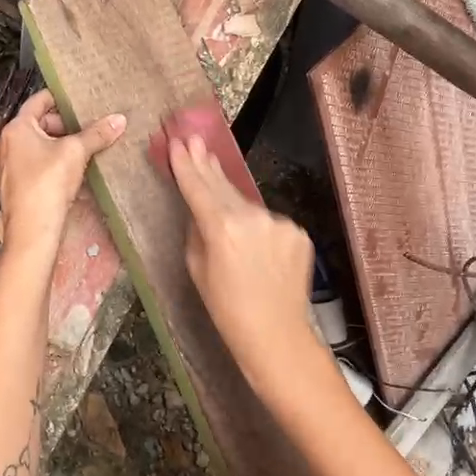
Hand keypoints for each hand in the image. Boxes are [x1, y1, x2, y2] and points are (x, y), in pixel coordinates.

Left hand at [0, 91, 125, 260]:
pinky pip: (36, 167)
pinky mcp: (16, 186)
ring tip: (84, 150)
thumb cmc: (46, 185)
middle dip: (64, 126)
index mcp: (16, 129)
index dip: (59, 98)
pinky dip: (53, 165)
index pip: (38, 101)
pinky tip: (73, 174)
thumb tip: (117, 120)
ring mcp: (9, 167)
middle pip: (39, 125)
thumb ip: (97, 134)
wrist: (32, 230)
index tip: (77, 99)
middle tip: (86, 128)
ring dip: (60, 147)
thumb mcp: (76, 153)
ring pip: (38, 147)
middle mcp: (7, 145)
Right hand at [168, 135, 316, 385]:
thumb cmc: (226, 308)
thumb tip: (200, 210)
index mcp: (222, 228)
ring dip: (231, 197)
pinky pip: (268, 221)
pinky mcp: (298, 232)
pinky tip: (250, 239)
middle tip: (194, 140)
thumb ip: (197, 231)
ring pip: (247, 205)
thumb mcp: (196, 268)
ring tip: (214, 180)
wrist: (277, 335)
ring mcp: (280, 223)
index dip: (185, 164)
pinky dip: (256, 224)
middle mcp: (253, 218)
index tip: (177, 143)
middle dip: (206, 164)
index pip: (198, 187)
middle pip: (223, 186)